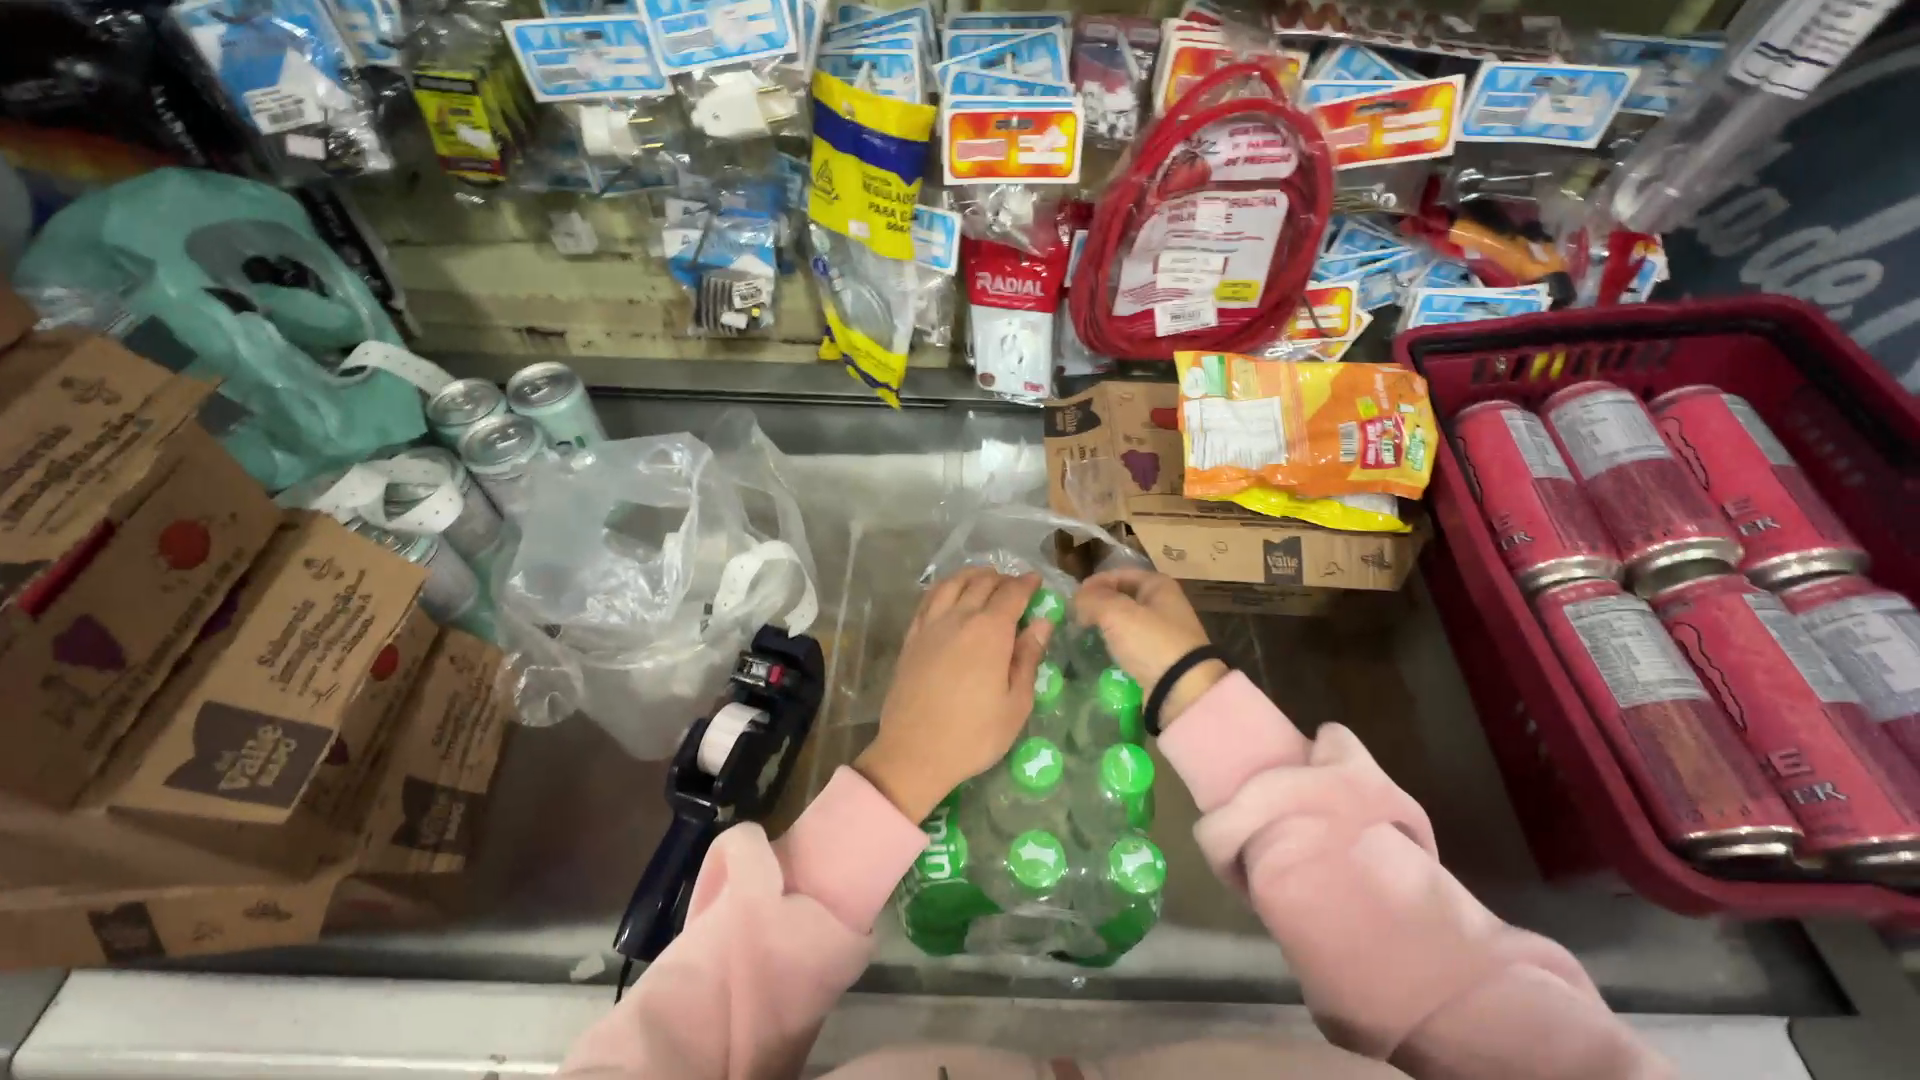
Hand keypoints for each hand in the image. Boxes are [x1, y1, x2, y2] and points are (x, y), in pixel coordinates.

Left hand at [855, 567, 1053, 820]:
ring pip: (952, 585)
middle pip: (982, 583)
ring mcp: (930, 626)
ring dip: (971, 576)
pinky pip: (928, 600)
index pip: (1012, 594)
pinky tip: (949, 595)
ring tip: (984, 579)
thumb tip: (1042, 623)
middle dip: (1002, 578)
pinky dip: (944, 589)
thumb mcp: (1016, 703)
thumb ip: (1028, 658)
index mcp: (990, 631)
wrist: (914, 753)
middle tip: (1015, 584)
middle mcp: (959, 618)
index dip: (1027, 584)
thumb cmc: (974, 735)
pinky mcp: (911, 639)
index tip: (1037, 582)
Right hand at [1074, 567, 1225, 729]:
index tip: (1073, 600)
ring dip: (1105, 627)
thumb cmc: (1151, 642)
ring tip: (1083, 635)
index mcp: (1158, 585)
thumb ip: (1092, 600)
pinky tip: (1100, 652)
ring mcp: (1164, 632)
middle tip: (1075, 618)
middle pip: (1122, 598)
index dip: (1094, 583)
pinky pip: (1131, 645)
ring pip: (1125, 622)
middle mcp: (1164, 604)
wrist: (1182, 689)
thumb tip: (1077, 600)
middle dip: (1098, 606)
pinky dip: (1115, 646)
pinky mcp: (1160, 657)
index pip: (1119, 574)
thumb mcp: (1116, 613)